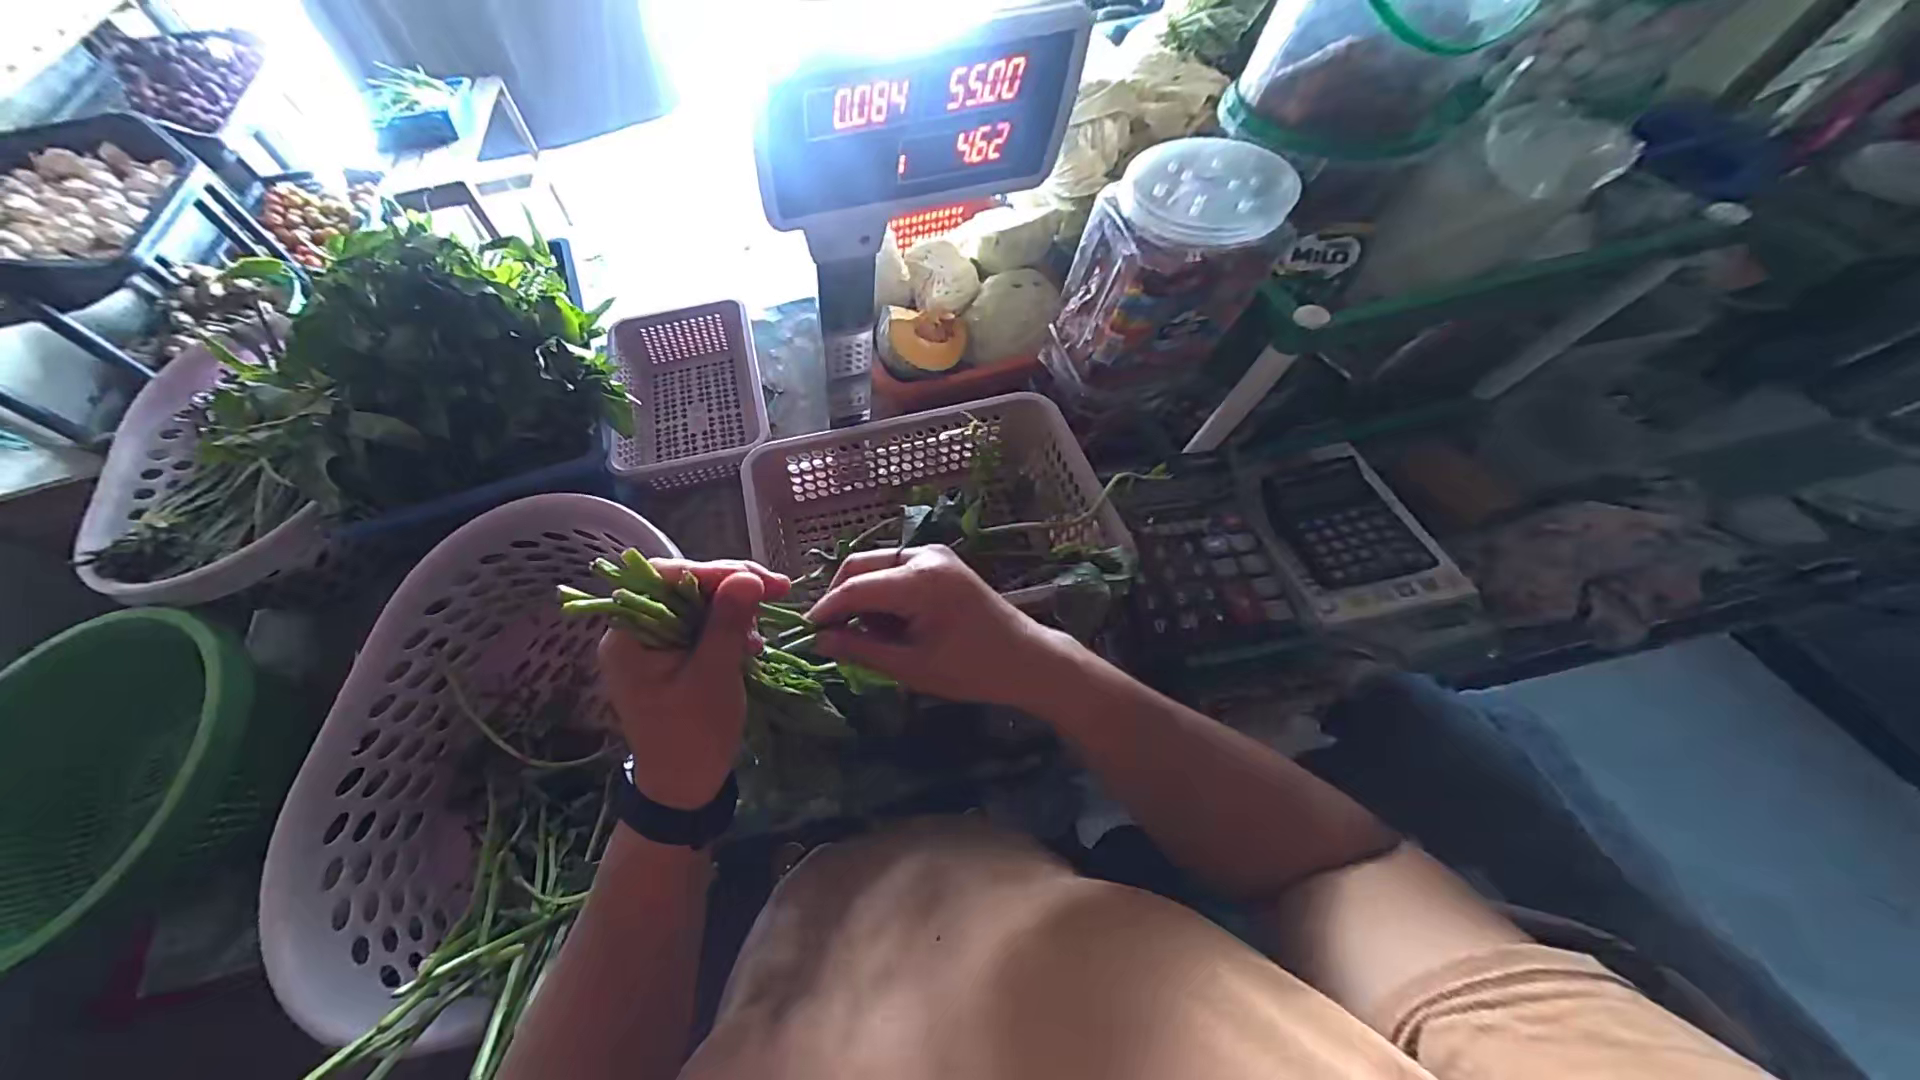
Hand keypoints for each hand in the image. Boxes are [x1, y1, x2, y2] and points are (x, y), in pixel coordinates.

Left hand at [598, 559, 789, 808]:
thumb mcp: (714, 675)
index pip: (665, 577)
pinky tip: (752, 642)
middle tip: (777, 588)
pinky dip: (731, 625)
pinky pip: (703, 623)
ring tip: (762, 629)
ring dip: (736, 606)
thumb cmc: (693, 735)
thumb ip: (727, 623)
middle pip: (684, 585)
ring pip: (698, 602)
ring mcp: (654, 642)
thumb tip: (748, 577)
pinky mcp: (674, 653)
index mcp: (629, 635)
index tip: (757, 578)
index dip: (713, 570)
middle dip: (731, 584)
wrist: (685, 786)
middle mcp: (636, 631)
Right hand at [804, 545, 1079, 708]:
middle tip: (832, 635)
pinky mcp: (941, 563)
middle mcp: (925, 555)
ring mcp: (935, 555)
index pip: (854, 588)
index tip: (805, 633)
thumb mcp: (911, 666)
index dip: (825, 610)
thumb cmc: (973, 670)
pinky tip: (891, 625)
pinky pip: (896, 571)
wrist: (1027, 659)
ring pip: (876, 567)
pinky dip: (883, 594)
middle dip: (841, 599)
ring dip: (862, 597)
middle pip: (860, 566)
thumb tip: (819, 641)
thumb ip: (861, 650)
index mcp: (920, 580)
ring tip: (870, 637)